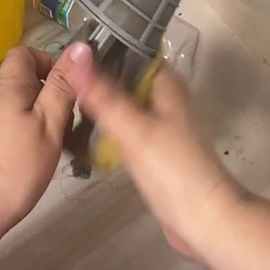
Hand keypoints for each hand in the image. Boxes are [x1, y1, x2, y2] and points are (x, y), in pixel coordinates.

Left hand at [0, 46, 75, 240]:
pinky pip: (5, 126)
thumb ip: (62, 86)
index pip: (25, 53)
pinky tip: (30, 163)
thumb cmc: (13, 169)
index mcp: (8, 86)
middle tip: (67, 125)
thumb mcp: (48, 125)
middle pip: (22, 81)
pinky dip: (22, 135)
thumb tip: (80, 46)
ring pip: (15, 106)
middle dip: (48, 95)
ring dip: (37, 118)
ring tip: (53, 147)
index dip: (49, 62)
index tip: (69, 88)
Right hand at [60, 42, 245, 261]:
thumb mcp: (133, 129)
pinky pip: (130, 128)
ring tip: (68, 102)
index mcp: (168, 84)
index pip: (133, 52)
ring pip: (127, 104)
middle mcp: (167, 99)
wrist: (206, 222)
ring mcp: (164, 125)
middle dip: (99, 78)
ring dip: (104, 104)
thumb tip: (76, 54)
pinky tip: (88, 133)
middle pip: (128, 78)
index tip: (72, 53)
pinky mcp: (159, 150)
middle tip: (62, 81)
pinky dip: (111, 127)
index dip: (104, 48)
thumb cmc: (173, 170)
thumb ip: (103, 95)